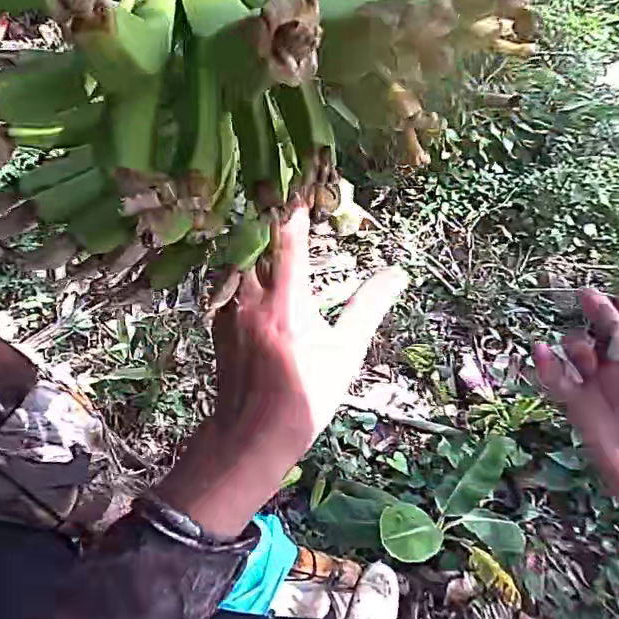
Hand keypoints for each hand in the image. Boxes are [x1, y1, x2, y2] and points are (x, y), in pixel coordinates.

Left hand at [155, 204, 407, 538]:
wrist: (251, 435)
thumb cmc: (307, 395)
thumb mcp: (346, 353)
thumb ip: (369, 308)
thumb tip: (398, 275)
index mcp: (286, 304)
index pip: (288, 241)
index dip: (294, 209)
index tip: (300, 183)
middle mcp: (251, 299)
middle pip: (254, 240)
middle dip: (268, 214)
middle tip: (283, 193)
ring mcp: (229, 310)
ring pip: (237, 258)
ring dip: (254, 238)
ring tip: (270, 221)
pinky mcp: (220, 322)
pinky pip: (229, 281)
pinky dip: (244, 265)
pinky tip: (256, 266)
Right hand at [532, 290, 618, 550]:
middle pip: (608, 327)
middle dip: (598, 308)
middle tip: (588, 296)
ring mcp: (603, 387)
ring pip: (579, 348)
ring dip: (576, 341)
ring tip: (584, 352)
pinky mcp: (581, 407)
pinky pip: (557, 380)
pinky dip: (544, 365)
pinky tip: (540, 351)